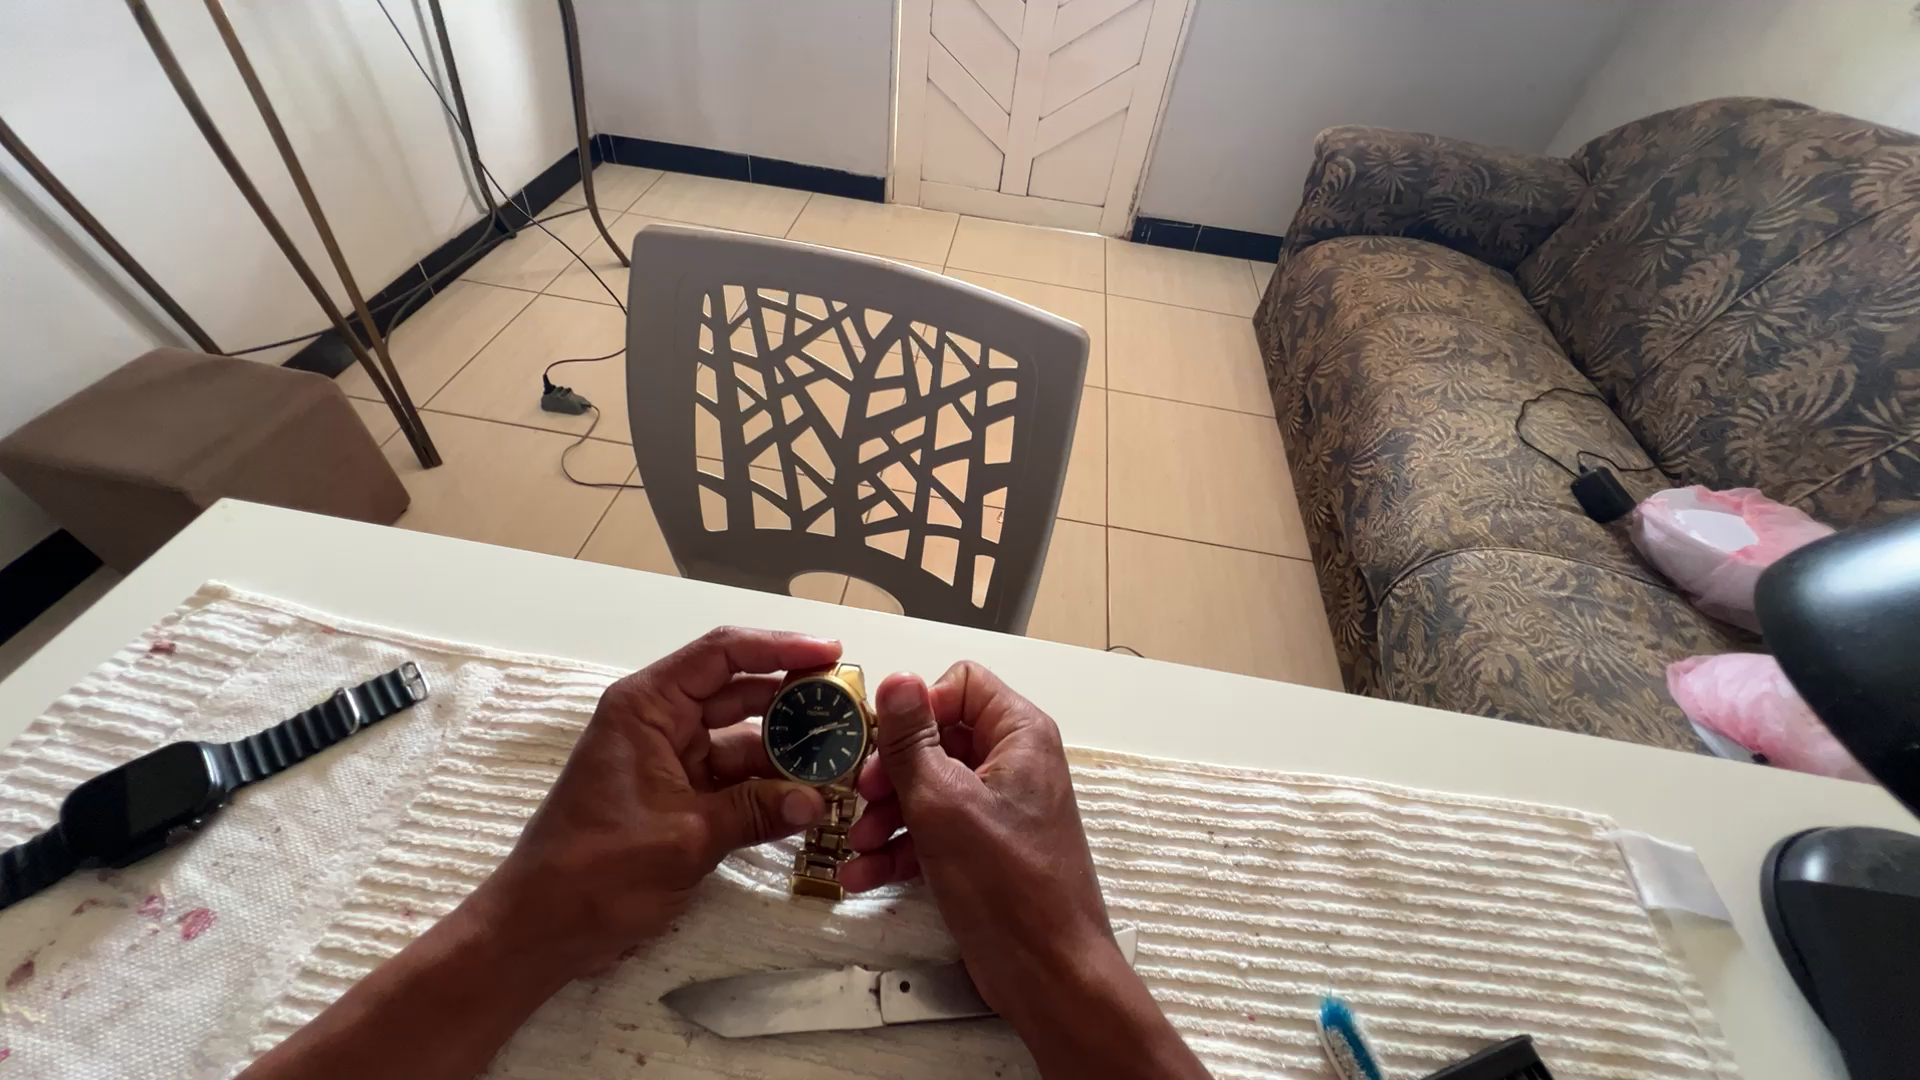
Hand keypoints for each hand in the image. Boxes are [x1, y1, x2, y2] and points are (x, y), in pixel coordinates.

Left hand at [471, 627, 839, 979]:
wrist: (538, 935)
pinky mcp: (682, 792)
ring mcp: (673, 756)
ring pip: (743, 733)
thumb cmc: (593, 873)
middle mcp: (662, 720)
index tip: (831, 652)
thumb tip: (818, 802)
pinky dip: (770, 780)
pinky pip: (736, 772)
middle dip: (793, 695)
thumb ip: (756, 812)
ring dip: (787, 743)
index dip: (780, 646)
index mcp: (648, 707)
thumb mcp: (683, 838)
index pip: (722, 655)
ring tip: (840, 749)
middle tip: (847, 702)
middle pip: (740, 688)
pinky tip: (809, 789)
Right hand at [841, 664, 1210, 1079]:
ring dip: (889, 813)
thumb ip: (913, 740)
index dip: (920, 708)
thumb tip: (898, 679)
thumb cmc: (1009, 886)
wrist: (1049, 976)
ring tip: (860, 842)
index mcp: (1018, 734)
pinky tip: (866, 872)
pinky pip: (937, 826)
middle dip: (892, 770)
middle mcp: (1013, 761)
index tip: (887, 742)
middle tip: (863, 796)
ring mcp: (999, 804)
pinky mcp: (985, 844)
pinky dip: (903, 845)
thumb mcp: (943, 803)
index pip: (961, 684)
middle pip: (939, 736)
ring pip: (931, 785)